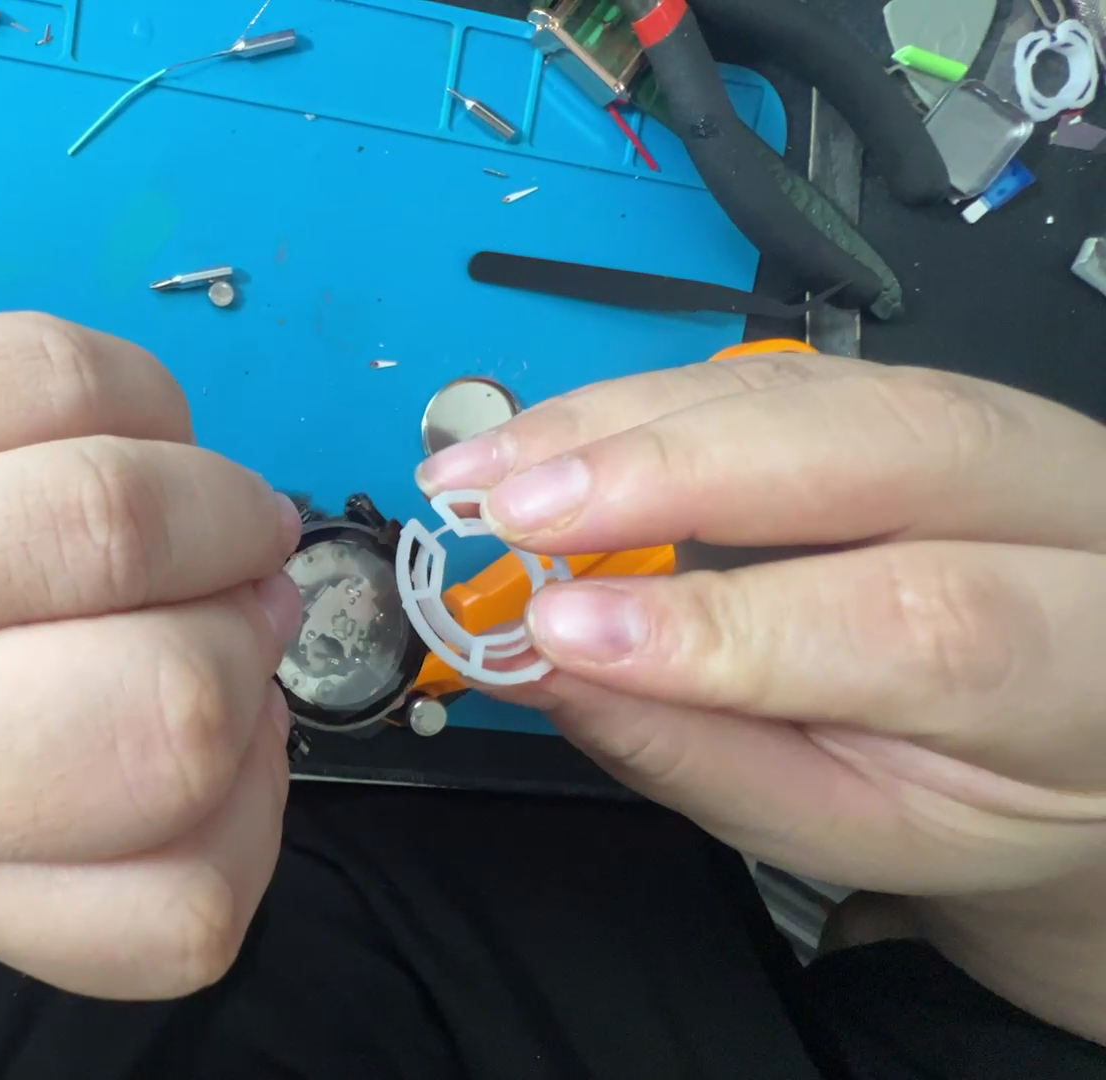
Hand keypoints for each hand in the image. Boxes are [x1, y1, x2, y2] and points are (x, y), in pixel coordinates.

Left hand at [0, 314, 300, 999]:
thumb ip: (143, 835)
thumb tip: (260, 702)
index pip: (171, 898)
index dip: (259, 789)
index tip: (241, 712)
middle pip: (162, 693)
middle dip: (249, 628)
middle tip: (239, 590)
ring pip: (113, 515)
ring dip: (218, 503)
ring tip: (193, 506)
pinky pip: (68, 375)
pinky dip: (151, 403)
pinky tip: (122, 430)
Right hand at [416, 355, 1105, 1033]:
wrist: (1038, 712)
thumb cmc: (931, 792)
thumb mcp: (823, 819)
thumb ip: (682, 747)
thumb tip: (529, 663)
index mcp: (1089, 661)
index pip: (923, 625)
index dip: (721, 626)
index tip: (556, 628)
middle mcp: (1060, 503)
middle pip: (874, 444)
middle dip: (661, 474)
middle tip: (512, 510)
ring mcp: (963, 422)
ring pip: (779, 389)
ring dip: (597, 427)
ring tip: (474, 477)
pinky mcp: (857, 394)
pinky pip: (723, 380)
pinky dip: (597, 411)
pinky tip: (512, 446)